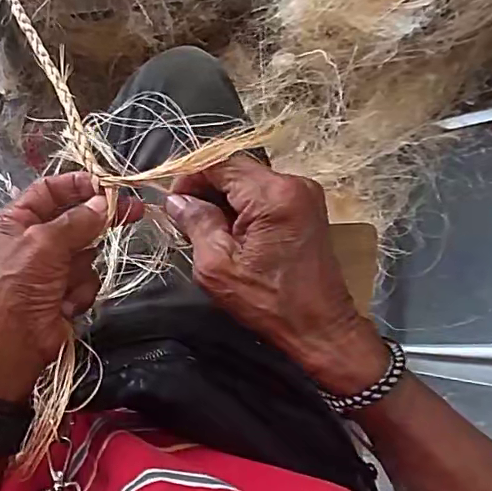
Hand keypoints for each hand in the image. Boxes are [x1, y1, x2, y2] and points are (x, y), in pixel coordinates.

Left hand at [0, 171, 140, 402]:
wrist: (16, 345)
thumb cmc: (18, 289)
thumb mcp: (44, 244)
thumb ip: (77, 220)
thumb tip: (104, 203)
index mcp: (12, 222)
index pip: (48, 190)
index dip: (78, 185)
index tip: (108, 185)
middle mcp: (29, 240)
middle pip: (72, 219)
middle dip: (95, 222)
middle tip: (132, 211)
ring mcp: (48, 267)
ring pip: (85, 251)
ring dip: (80, 268)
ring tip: (64, 283)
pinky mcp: (63, 290)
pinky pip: (87, 277)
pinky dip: (80, 290)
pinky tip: (65, 303)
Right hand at [162, 156, 388, 394]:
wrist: (320, 326)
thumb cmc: (268, 302)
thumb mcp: (217, 265)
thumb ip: (196, 223)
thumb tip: (176, 201)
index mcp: (272, 195)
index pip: (219, 163)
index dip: (188, 177)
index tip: (171, 203)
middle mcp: (292, 184)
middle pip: (234, 168)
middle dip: (203, 187)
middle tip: (182, 217)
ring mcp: (303, 193)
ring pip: (246, 179)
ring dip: (220, 197)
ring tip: (201, 225)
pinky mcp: (305, 206)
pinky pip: (262, 192)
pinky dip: (239, 204)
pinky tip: (226, 229)